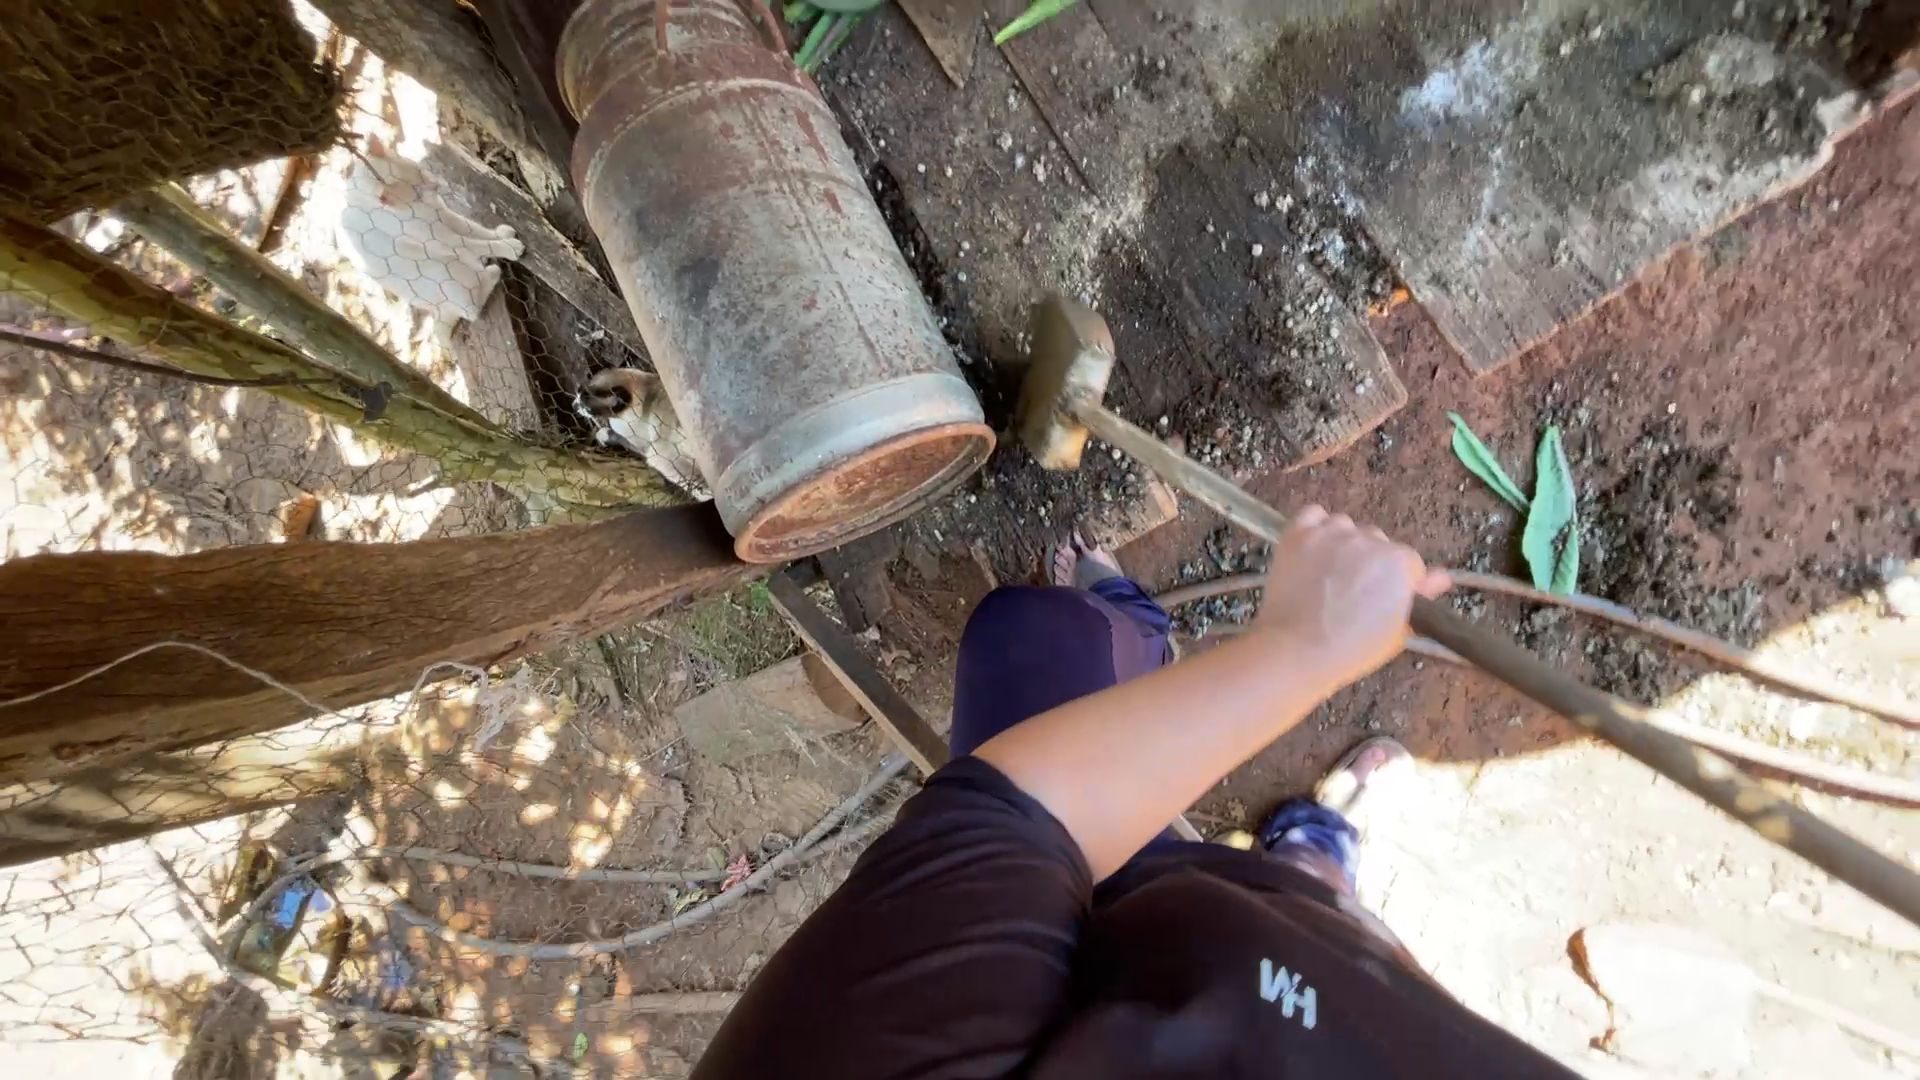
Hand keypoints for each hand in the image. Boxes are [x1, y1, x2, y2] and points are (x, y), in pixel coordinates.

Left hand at [1252, 506, 1449, 689]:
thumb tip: (1440, 577)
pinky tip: (1311, 548)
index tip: (1379, 598)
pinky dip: (1314, 526)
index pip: (1407, 561)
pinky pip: (1312, 514)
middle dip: (1367, 560)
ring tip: (1327, 571)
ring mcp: (1330, 534)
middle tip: (1349, 587)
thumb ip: (1420, 596)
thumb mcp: (1398, 628)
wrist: (1296, 648)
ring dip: (1341, 542)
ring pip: (1344, 526)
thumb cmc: (1352, 648)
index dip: (1395, 580)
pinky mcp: (1297, 534)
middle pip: (1375, 540)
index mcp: (1400, 562)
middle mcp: (1367, 540)